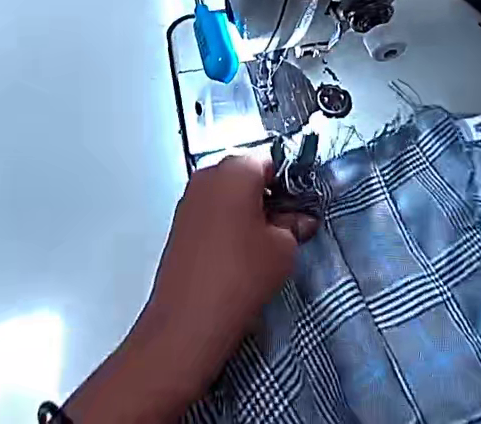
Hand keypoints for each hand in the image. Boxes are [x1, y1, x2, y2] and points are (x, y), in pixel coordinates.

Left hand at [65, 152, 316, 422]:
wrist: (189, 318)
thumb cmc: (241, 274)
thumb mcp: (282, 250)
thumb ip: (294, 225)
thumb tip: (299, 219)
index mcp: (235, 170)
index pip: (269, 162)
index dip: (288, 183)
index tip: (300, 207)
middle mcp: (208, 173)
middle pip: (245, 174)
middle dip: (266, 195)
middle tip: (285, 226)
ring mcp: (189, 196)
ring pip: (226, 193)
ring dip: (245, 209)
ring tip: (262, 245)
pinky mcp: (179, 220)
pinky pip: (211, 210)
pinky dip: (226, 222)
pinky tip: (237, 253)